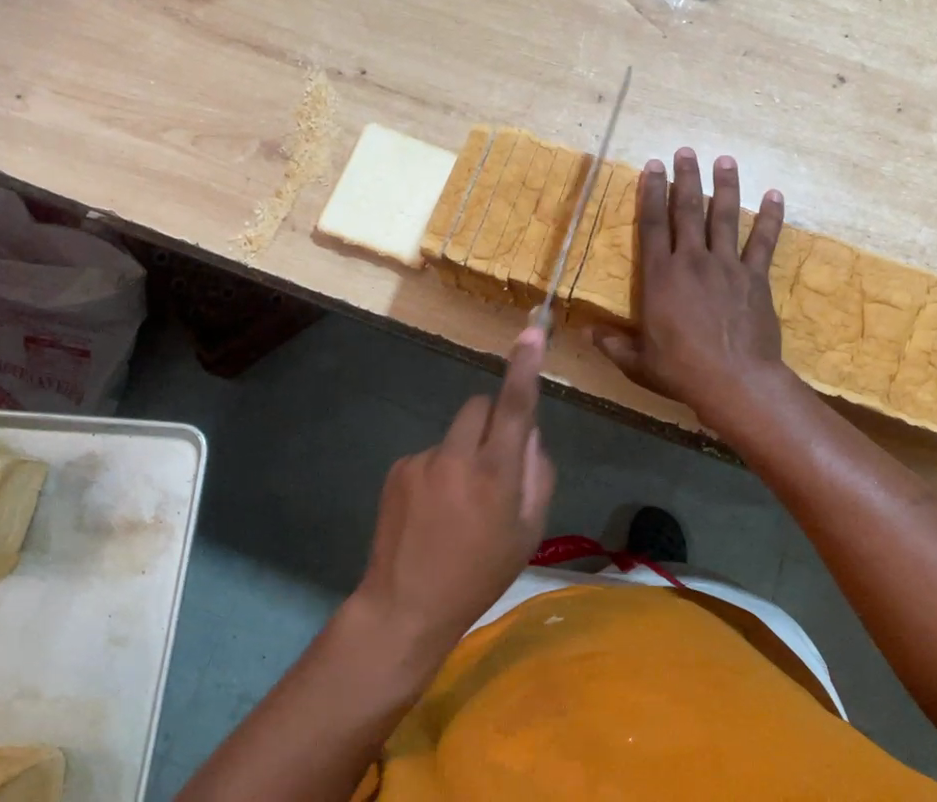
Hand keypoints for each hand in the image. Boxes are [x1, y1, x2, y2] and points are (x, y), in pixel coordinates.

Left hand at [354, 327, 555, 657]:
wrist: (406, 605)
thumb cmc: (479, 576)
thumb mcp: (529, 533)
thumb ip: (538, 476)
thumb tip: (530, 436)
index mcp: (495, 475)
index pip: (515, 408)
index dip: (525, 368)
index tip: (532, 333)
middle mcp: (457, 457)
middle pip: (481, 408)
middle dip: (493, 423)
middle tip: (496, 465)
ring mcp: (422, 461)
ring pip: (455, 435)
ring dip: (464, 454)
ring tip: (458, 506)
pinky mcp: (398, 469)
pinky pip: (430, 455)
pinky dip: (439, 472)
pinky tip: (432, 512)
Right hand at [594, 148, 791, 426]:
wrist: (734, 380)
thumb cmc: (681, 371)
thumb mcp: (637, 362)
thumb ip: (612, 345)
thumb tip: (586, 334)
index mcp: (659, 276)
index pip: (652, 224)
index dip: (650, 192)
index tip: (652, 166)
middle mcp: (691, 261)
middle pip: (688, 210)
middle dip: (686, 178)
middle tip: (686, 151)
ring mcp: (726, 266)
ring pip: (725, 217)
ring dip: (725, 186)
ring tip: (725, 160)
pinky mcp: (754, 278)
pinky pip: (763, 242)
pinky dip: (770, 218)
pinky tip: (775, 195)